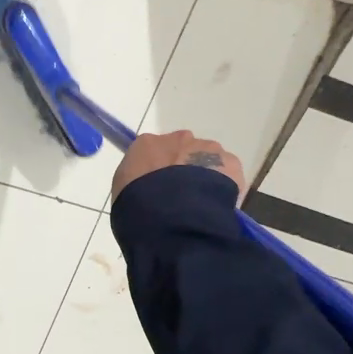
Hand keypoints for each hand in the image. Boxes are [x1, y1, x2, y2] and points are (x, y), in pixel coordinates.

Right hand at [111, 130, 245, 202]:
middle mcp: (178, 139)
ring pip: (206, 158)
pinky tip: (214, 204)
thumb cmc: (137, 205)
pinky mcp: (230, 162)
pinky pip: (226, 172)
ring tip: (198, 201)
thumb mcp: (122, 192)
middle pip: (181, 149)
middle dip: (181, 167)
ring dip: (202, 174)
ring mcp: (206, 148)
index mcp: (146, 145)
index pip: (150, 151)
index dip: (154, 168)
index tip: (155, 186)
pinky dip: (222, 184)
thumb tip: (147, 186)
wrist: (171, 215)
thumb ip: (135, 181)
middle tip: (178, 193)